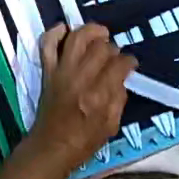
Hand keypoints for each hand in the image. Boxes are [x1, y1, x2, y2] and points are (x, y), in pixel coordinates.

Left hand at [26, 24, 136, 168]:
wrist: (50, 148)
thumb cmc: (83, 142)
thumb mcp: (111, 125)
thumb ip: (119, 99)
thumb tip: (121, 79)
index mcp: (98, 95)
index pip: (119, 65)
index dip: (129, 61)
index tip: (130, 64)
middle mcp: (80, 79)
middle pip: (100, 48)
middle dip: (112, 47)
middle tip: (115, 54)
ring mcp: (61, 72)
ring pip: (76, 38)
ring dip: (90, 31)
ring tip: (100, 34)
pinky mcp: (47, 72)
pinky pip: (47, 45)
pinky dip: (55, 33)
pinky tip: (66, 30)